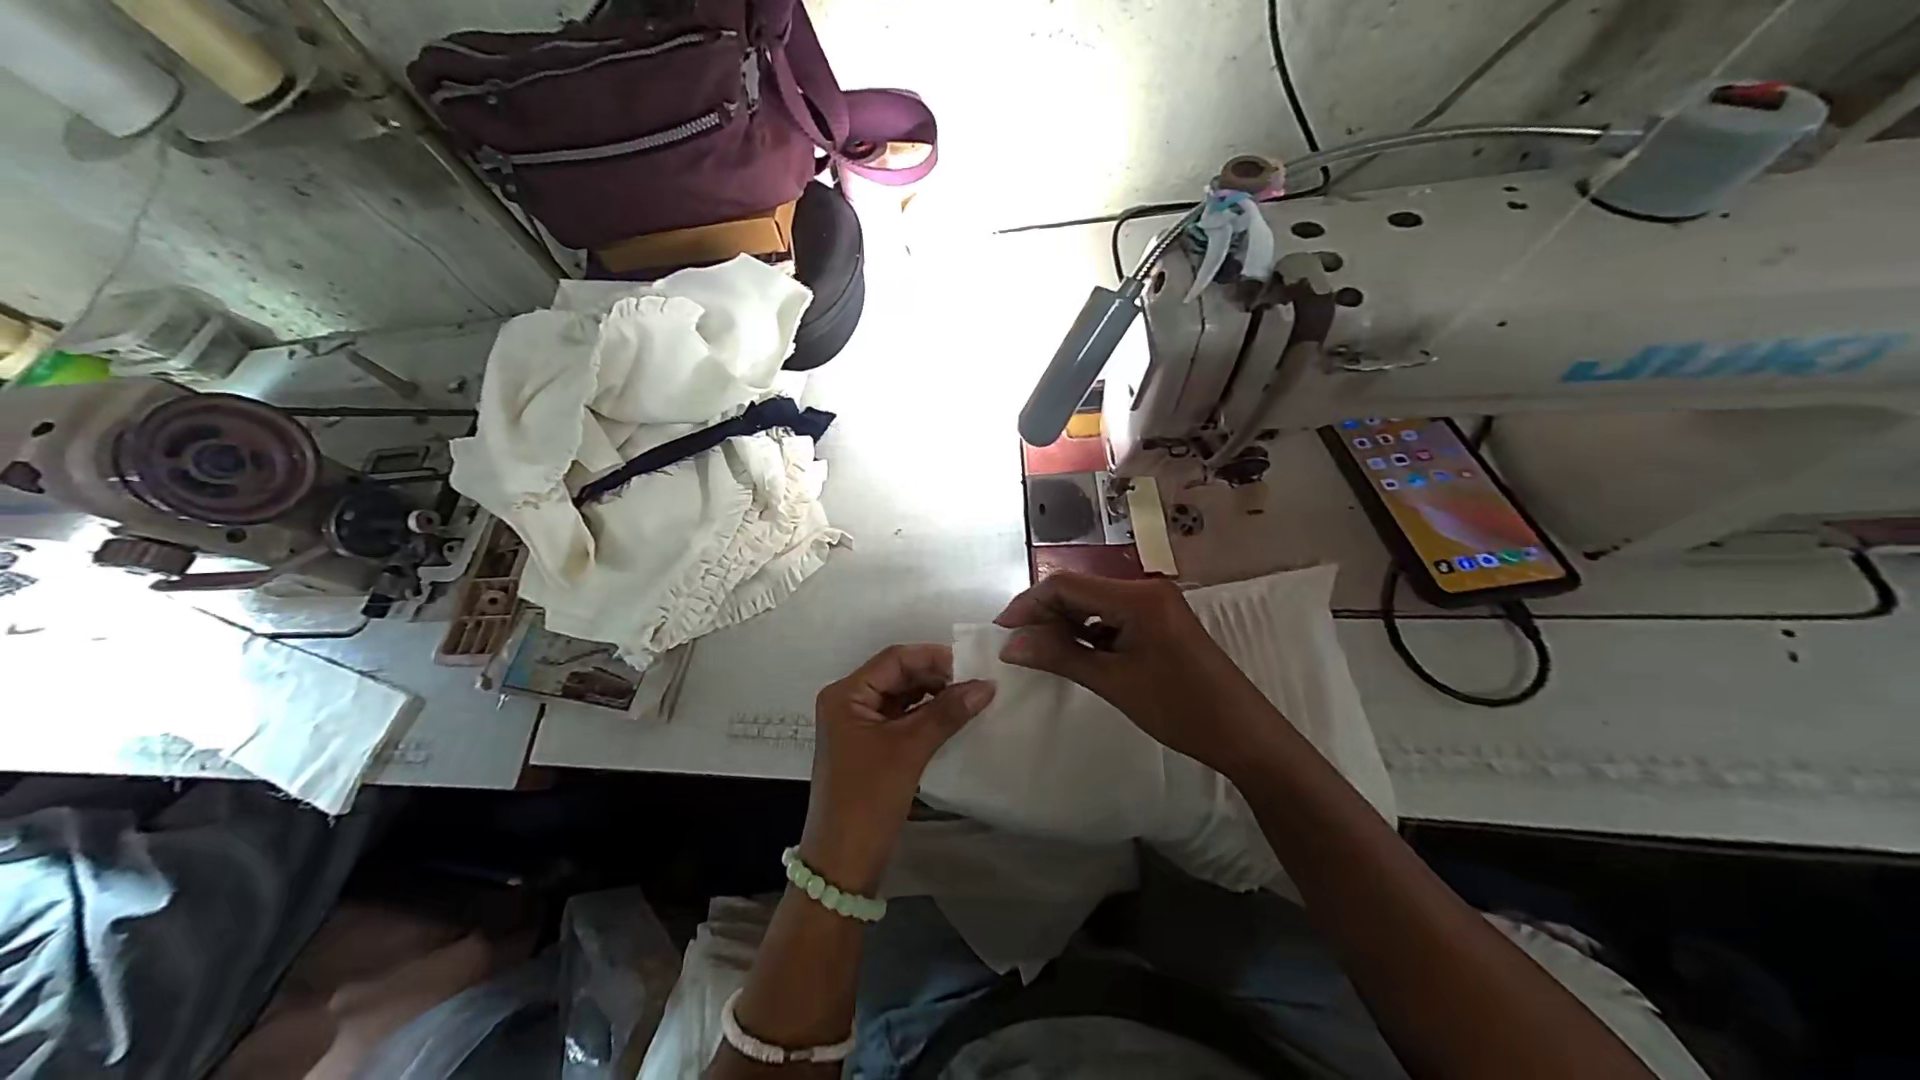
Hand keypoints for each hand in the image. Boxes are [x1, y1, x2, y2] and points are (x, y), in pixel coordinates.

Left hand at [800, 645, 995, 893]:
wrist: (843, 862)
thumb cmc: (868, 799)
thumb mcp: (909, 750)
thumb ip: (947, 712)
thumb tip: (986, 685)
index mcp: (845, 694)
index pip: (895, 659)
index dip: (934, 657)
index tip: (973, 664)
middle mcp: (848, 702)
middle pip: (898, 674)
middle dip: (937, 676)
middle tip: (977, 683)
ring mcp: (858, 724)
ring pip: (902, 696)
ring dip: (934, 695)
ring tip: (971, 698)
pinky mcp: (870, 745)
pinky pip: (902, 718)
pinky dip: (926, 715)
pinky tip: (954, 718)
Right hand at [994, 573, 1279, 777]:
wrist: (1243, 733)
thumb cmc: (1179, 708)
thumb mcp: (1113, 682)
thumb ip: (1060, 656)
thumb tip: (1011, 645)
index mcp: (1136, 597)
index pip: (1066, 584)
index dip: (1029, 605)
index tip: (1001, 632)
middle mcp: (1145, 589)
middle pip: (1079, 590)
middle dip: (1044, 614)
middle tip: (1017, 647)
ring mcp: (1155, 604)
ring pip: (1094, 603)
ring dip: (1065, 624)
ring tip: (1040, 653)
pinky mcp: (1160, 621)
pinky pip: (1112, 617)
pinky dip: (1088, 632)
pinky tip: (1075, 654)